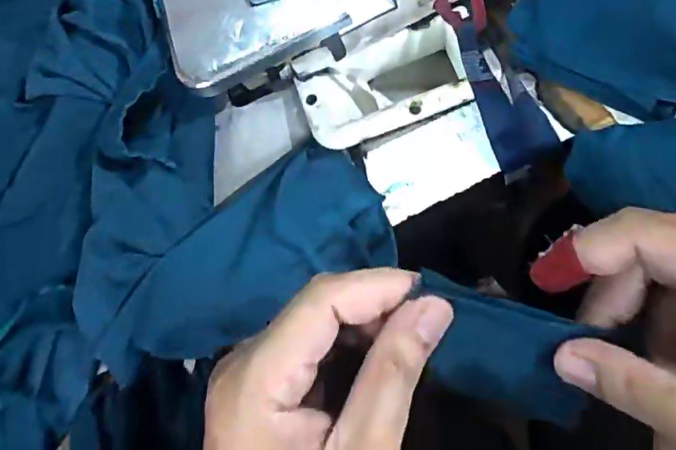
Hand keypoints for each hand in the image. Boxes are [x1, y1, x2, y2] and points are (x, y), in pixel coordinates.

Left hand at [205, 269, 453, 449]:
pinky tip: (375, 354)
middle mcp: (242, 361)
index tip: (427, 290)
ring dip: (360, 320)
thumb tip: (433, 306)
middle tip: (425, 314)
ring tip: (408, 331)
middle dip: (371, 302)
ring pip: (309, 320)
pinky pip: (302, 346)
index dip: (374, 286)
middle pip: (312, 306)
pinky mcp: (255, 390)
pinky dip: (342, 343)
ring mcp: (244, 375)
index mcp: (256, 376)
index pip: (319, 299)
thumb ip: (392, 376)